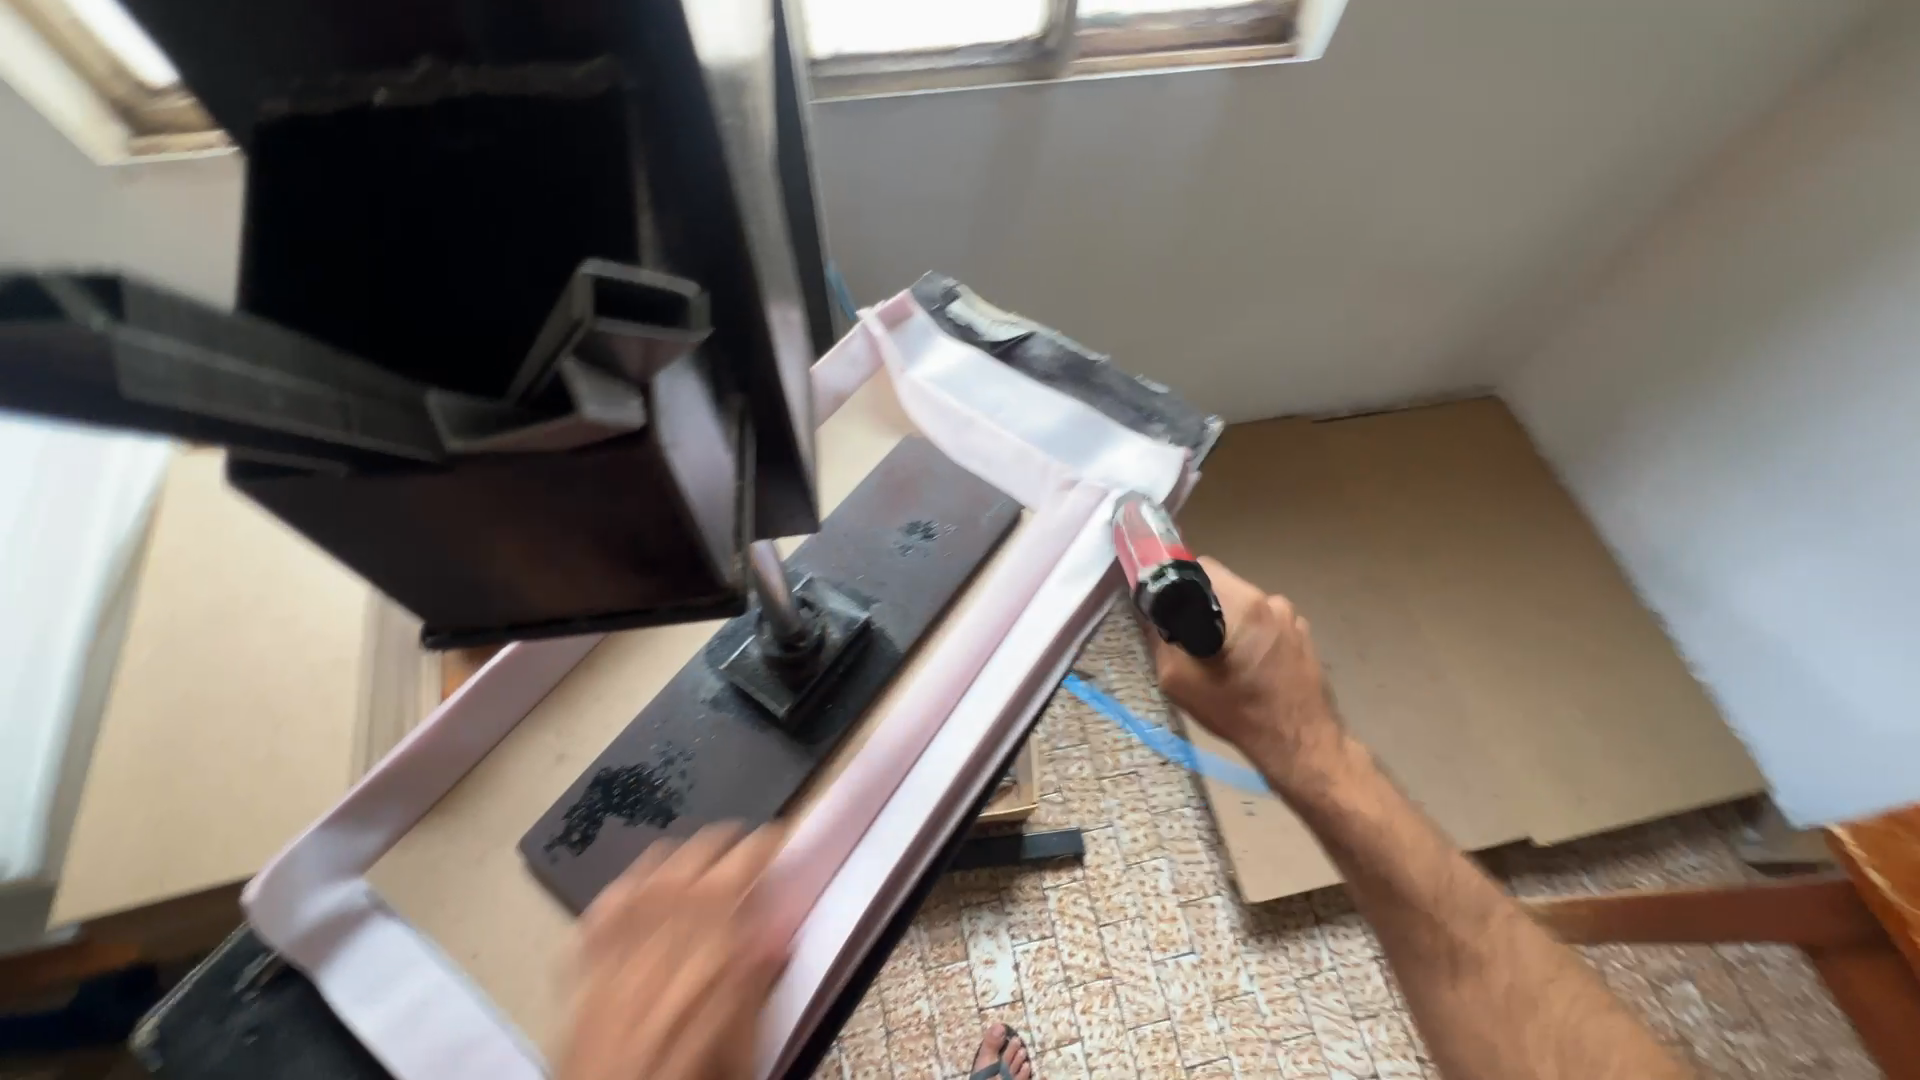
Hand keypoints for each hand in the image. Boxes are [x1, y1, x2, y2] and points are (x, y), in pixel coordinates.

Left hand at [559, 824, 787, 1079]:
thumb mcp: (740, 1050)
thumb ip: (756, 984)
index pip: (742, 866)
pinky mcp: (582, 963)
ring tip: (702, 863)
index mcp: (709, 949)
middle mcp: (660, 932)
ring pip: (654, 865)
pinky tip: (645, 894)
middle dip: (728, 842)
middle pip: (698, 853)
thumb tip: (781, 928)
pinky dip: (632, 886)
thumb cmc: (686, 1077)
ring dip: (684, 855)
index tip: (779, 838)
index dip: (765, 844)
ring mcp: (616, 942)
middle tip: (747, 851)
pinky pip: (608, 900)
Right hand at [1148, 557, 1350, 798]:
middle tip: (1189, 640)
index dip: (1176, 582)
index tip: (1166, 607)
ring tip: (1221, 660)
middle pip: (1223, 586)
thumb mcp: (1178, 679)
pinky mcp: (1303, 635)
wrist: (1299, 746)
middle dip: (1201, 606)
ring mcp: (1292, 618)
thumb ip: (1159, 638)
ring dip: (1227, 622)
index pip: (1200, 566)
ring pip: (1243, 605)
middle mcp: (1271, 601)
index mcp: (1243, 604)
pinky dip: (1250, 636)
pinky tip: (1247, 668)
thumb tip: (1149, 612)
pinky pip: (1264, 622)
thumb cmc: (1236, 711)